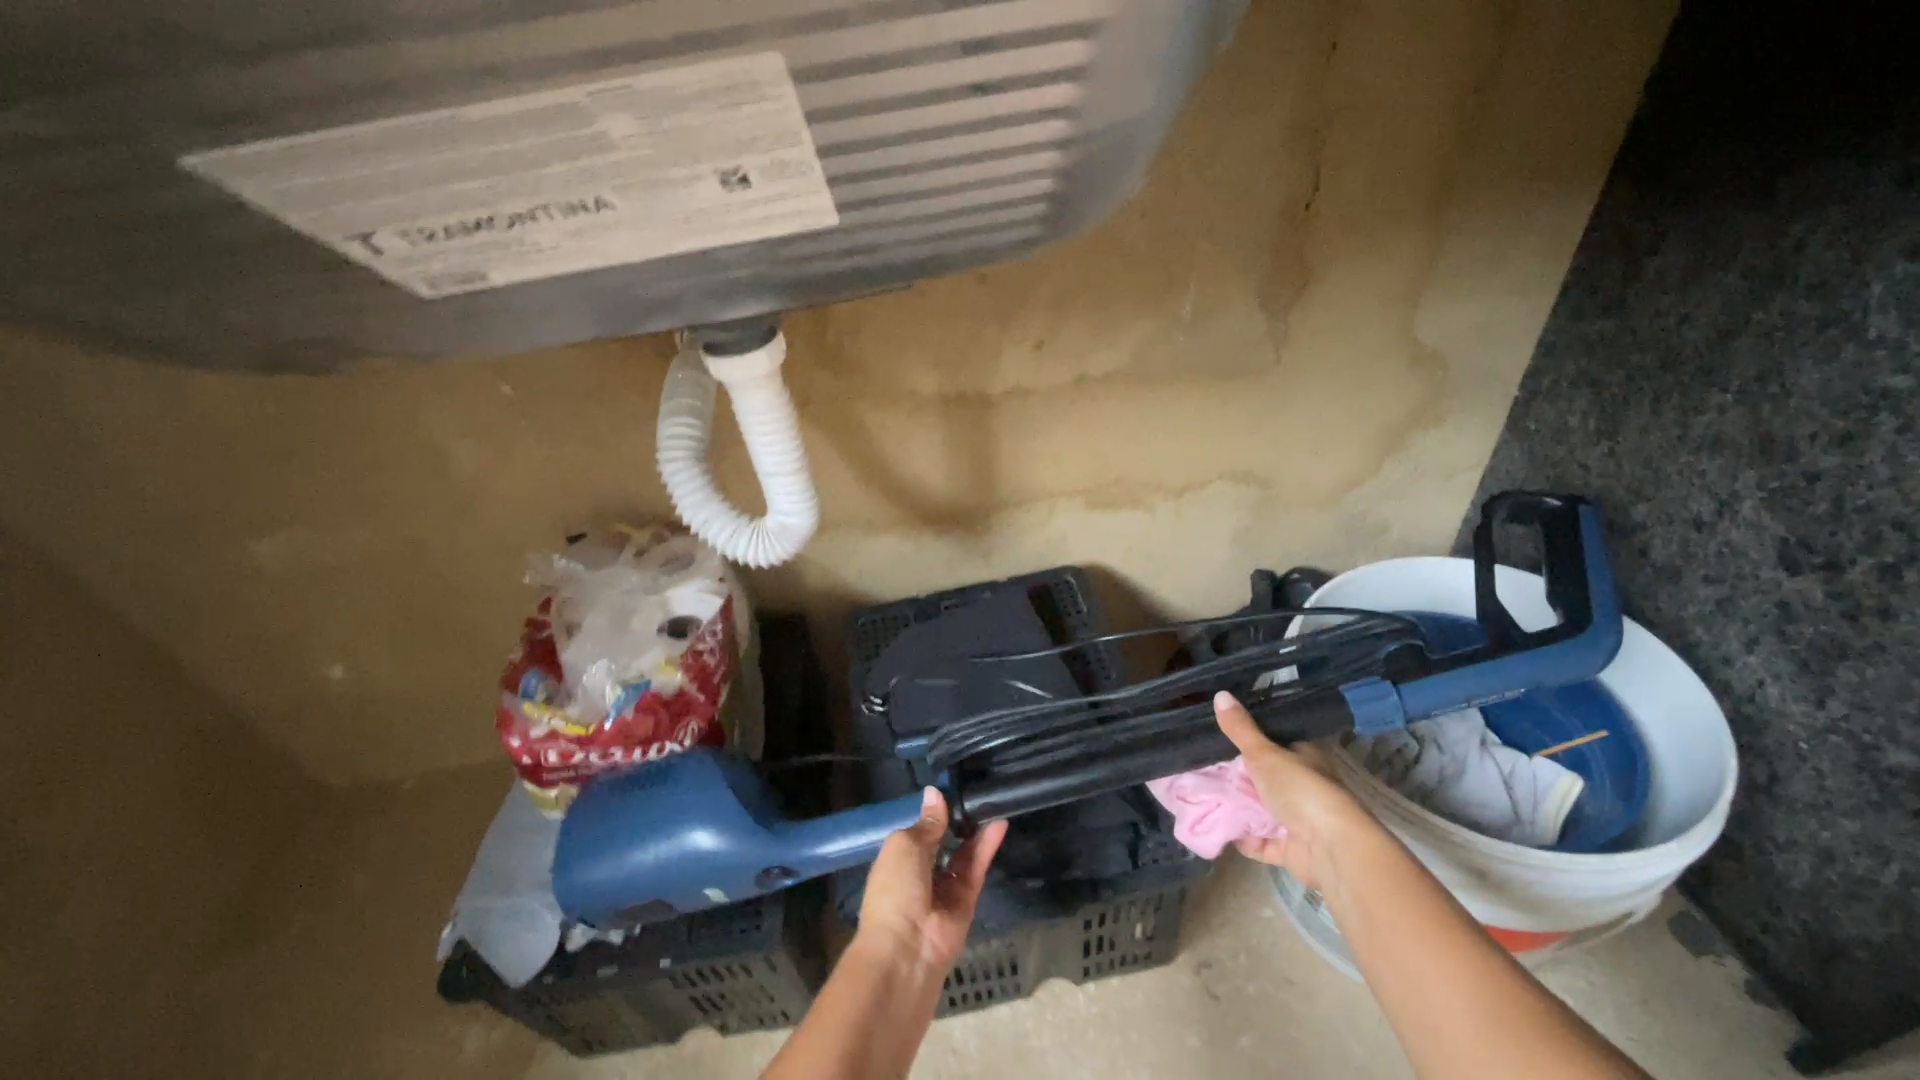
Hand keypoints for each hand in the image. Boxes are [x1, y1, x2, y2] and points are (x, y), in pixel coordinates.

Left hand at [854, 787, 1008, 971]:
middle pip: (943, 843)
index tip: (952, 789)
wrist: (906, 949)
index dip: (934, 814)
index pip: (918, 832)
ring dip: (976, 831)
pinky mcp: (967, 901)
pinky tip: (999, 824)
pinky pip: (977, 868)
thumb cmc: (894, 890)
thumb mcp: (904, 846)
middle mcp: (920, 874)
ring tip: (993, 803)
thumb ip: (927, 824)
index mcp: (897, 860)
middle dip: (957, 822)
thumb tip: (934, 793)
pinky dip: (987, 847)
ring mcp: (944, 889)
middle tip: (978, 795)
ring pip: (963, 855)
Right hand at [1213, 690, 1383, 895]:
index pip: (1271, 746)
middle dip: (1233, 780)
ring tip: (1199, 800)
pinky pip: (1260, 842)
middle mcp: (1301, 787)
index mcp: (1302, 758)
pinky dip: (1244, 839)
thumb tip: (1220, 694)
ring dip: (1235, 810)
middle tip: (1197, 771)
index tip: (1213, 741)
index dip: (1244, 744)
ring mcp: (1297, 819)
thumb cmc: (1301, 790)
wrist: (1332, 847)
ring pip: (1258, 812)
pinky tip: (1219, 831)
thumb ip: (1240, 730)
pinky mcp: (1290, 848)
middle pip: (1260, 780)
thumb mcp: (1265, 754)